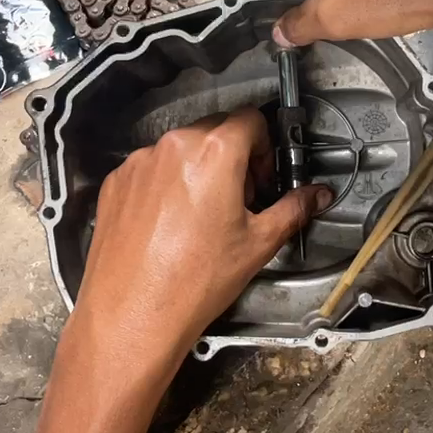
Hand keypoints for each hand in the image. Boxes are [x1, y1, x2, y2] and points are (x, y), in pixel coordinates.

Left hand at [64, 109, 331, 396]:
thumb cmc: (190, 282)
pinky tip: (173, 225)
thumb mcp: (258, 244)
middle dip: (235, 158)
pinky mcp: (117, 183)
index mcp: (214, 153)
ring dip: (200, 170)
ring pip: (181, 149)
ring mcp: (139, 163)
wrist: (132, 314)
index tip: (264, 176)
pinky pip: (151, 169)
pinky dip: (167, 185)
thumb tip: (315, 197)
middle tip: (241, 199)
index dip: (266, 147)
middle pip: (215, 130)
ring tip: (204, 218)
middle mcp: (173, 147)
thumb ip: (293, 209)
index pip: (251, 118)